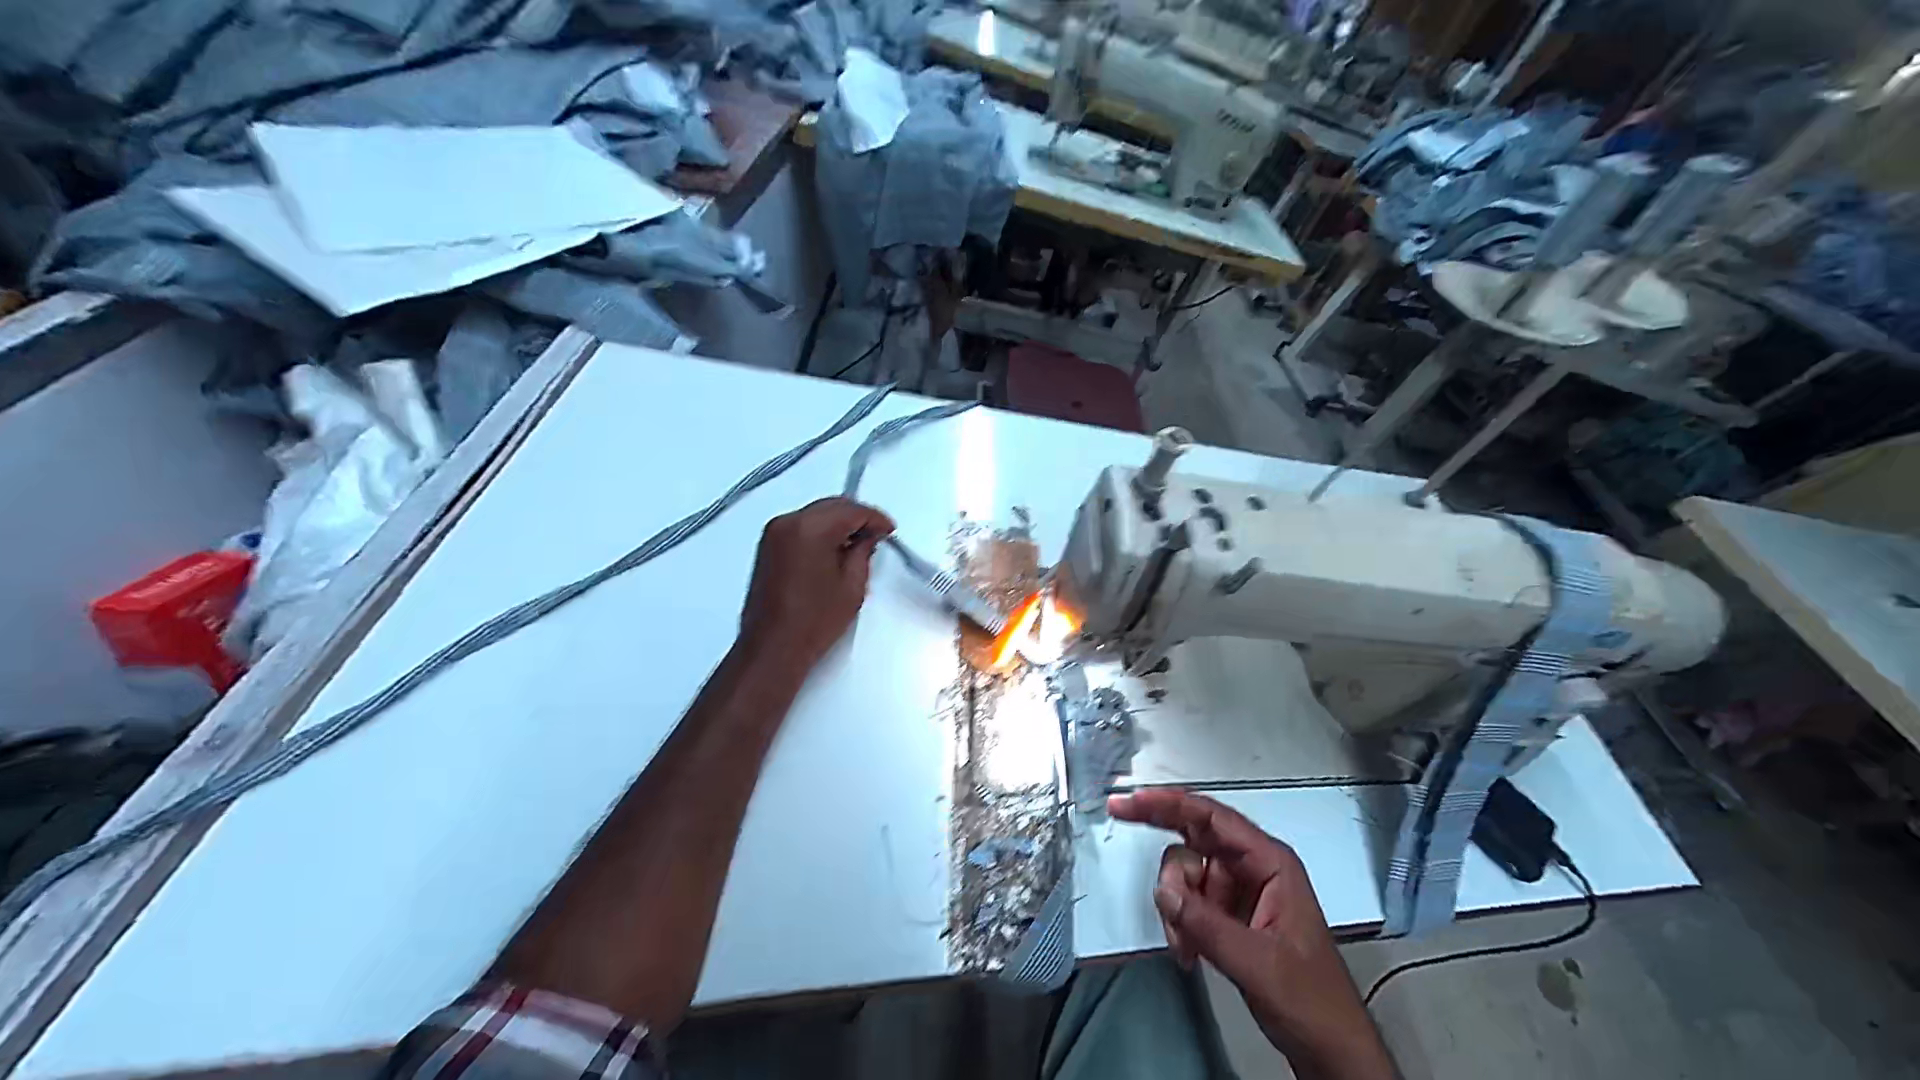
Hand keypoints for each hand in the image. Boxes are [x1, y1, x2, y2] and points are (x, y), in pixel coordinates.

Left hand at [738, 497, 894, 673]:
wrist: (774, 646)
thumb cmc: (806, 624)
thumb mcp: (853, 585)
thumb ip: (864, 552)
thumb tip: (866, 541)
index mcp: (811, 529)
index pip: (852, 509)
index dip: (875, 518)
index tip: (886, 528)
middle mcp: (787, 525)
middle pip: (832, 506)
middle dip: (857, 518)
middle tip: (876, 534)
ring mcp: (773, 534)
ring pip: (815, 514)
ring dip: (837, 524)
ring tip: (857, 546)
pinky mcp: (767, 547)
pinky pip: (800, 527)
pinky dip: (819, 533)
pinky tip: (834, 552)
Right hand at [1108, 789, 1397, 1079]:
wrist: (1332, 1051)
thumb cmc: (1312, 1002)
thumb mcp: (1259, 964)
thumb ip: (1207, 924)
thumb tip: (1163, 892)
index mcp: (1271, 863)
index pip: (1213, 818)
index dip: (1170, 803)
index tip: (1134, 800)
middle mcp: (1253, 867)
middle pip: (1194, 837)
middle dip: (1165, 848)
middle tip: (1121, 816)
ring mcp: (1240, 890)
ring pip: (1187, 873)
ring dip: (1176, 905)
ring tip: (1185, 945)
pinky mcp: (1229, 913)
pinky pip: (1189, 901)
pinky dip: (1180, 922)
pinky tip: (1188, 950)